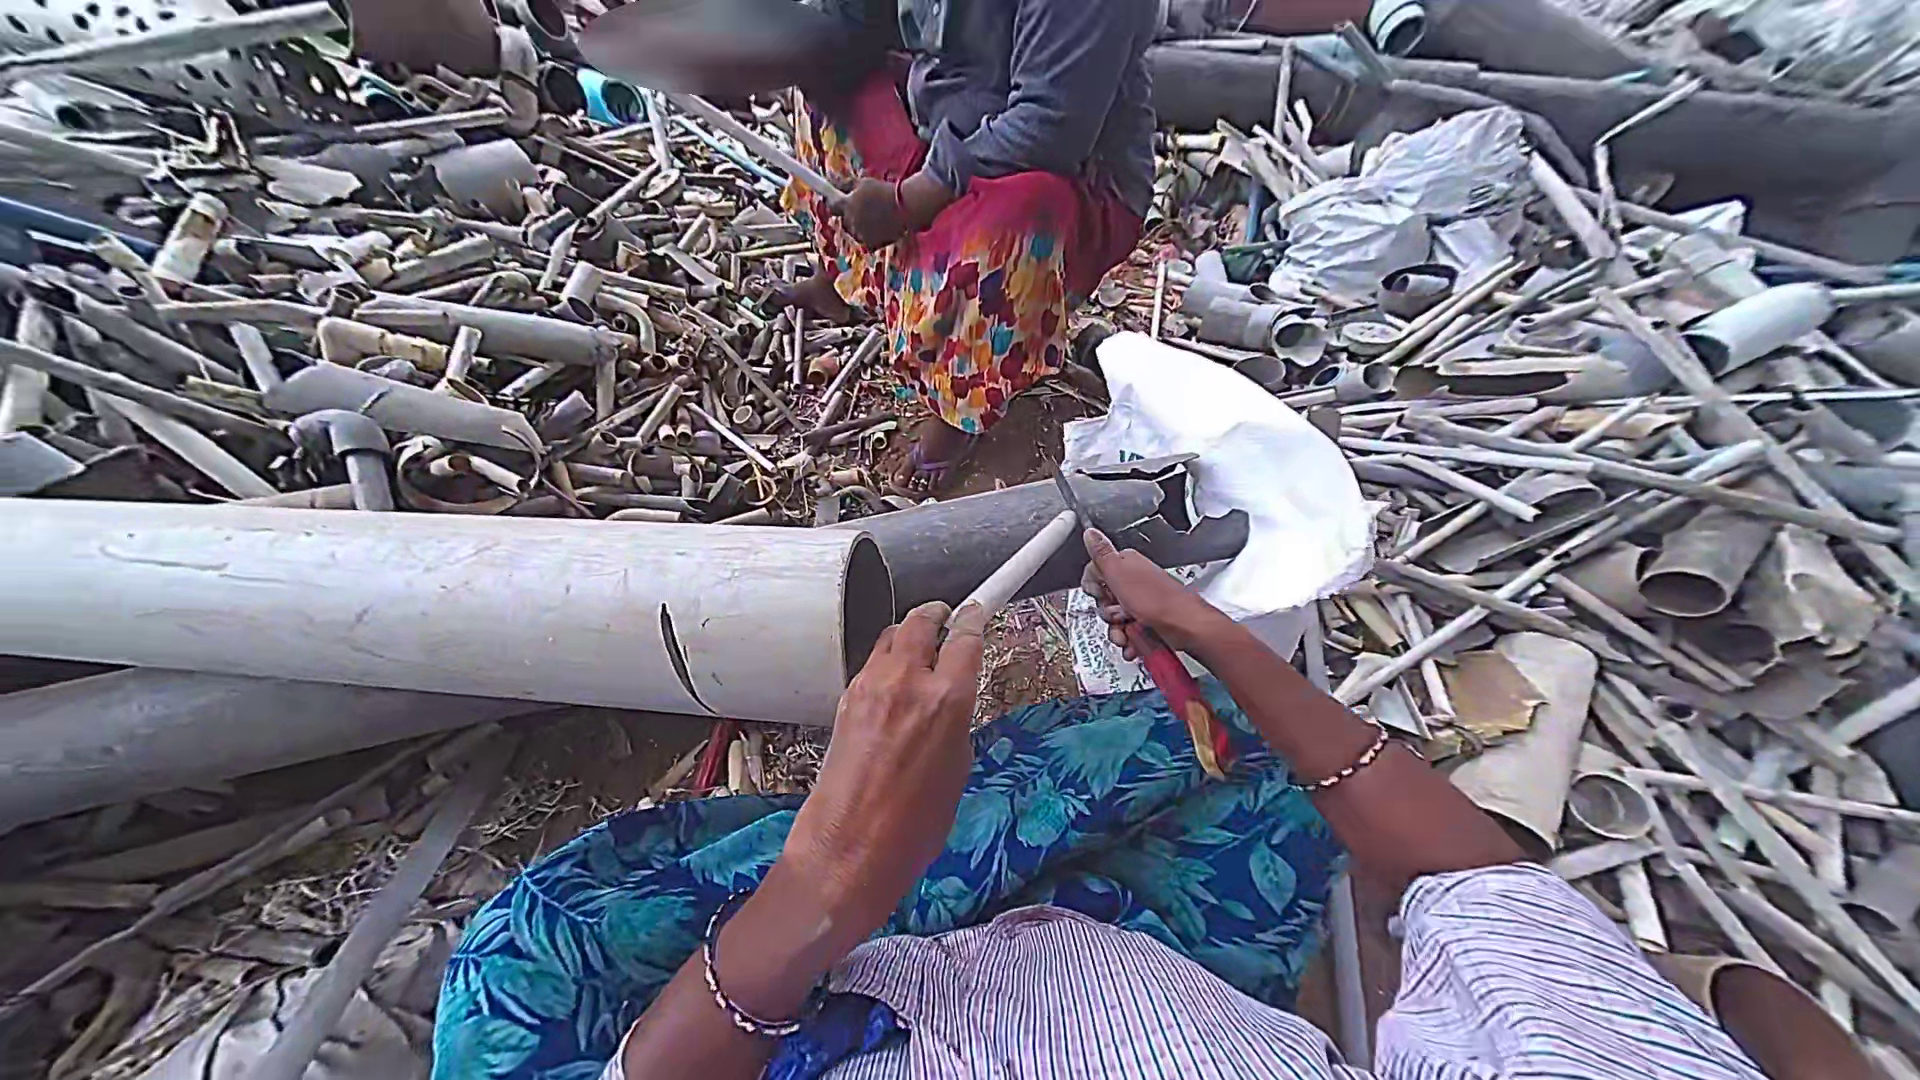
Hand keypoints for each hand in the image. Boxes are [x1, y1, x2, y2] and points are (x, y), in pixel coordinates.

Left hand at [780, 600, 985, 932]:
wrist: (846, 850)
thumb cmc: (914, 825)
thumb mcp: (957, 768)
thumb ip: (955, 719)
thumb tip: (948, 699)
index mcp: (946, 699)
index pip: (965, 635)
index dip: (974, 617)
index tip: (977, 609)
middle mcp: (906, 681)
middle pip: (921, 620)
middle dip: (937, 614)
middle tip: (946, 620)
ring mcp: (869, 686)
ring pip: (891, 636)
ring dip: (908, 635)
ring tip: (919, 651)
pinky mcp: (845, 698)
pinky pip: (871, 663)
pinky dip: (887, 662)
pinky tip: (893, 685)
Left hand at [839, 177, 910, 248]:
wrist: (903, 208)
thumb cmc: (884, 192)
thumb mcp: (864, 183)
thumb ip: (849, 187)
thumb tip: (839, 187)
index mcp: (847, 205)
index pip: (832, 207)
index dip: (834, 205)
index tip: (837, 204)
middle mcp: (851, 222)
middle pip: (845, 221)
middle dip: (851, 217)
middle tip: (862, 211)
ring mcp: (860, 235)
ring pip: (856, 232)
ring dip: (861, 227)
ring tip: (875, 219)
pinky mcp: (871, 245)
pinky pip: (867, 241)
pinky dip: (871, 236)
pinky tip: (880, 228)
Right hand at [1082, 528, 1235, 657]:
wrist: (1186, 627)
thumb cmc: (1159, 600)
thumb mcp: (1119, 573)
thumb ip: (1101, 553)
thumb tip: (1090, 532)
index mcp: (1126, 564)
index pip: (1095, 574)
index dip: (1095, 587)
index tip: (1103, 592)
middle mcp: (1133, 582)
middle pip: (1102, 600)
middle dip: (1107, 612)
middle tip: (1119, 612)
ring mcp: (1140, 604)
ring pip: (1113, 620)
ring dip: (1116, 630)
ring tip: (1128, 631)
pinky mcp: (1146, 622)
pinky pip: (1126, 632)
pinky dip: (1128, 640)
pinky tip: (1133, 641)